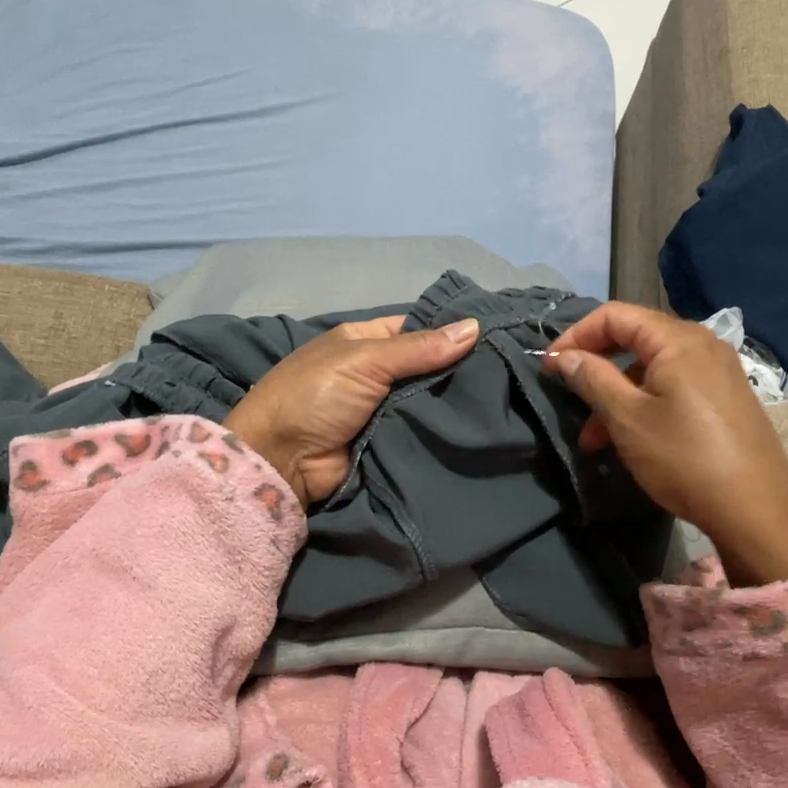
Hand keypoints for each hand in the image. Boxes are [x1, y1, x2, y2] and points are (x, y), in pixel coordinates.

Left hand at [225, 315, 480, 505]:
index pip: (417, 329)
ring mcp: (382, 410)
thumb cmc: (315, 395)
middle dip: (458, 372)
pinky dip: (441, 432)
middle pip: (426, 368)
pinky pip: (421, 433)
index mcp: (364, 341)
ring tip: (501, 401)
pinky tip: (478, 429)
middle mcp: (375, 373)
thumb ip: (419, 348)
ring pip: (428, 403)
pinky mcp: (388, 444)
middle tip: (507, 373)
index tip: (495, 336)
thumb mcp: (365, 360)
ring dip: (453, 406)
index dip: (451, 332)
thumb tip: (475, 327)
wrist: (281, 461)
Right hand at [545, 302, 787, 585]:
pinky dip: (645, 405)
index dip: (576, 335)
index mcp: (678, 339)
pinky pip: (675, 388)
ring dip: (617, 397)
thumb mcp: (627, 419)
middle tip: (570, 404)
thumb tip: (565, 355)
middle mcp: (704, 344)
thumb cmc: (684, 458)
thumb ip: (592, 379)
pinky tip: (632, 441)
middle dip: (596, 371)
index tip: (550, 367)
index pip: (615, 315)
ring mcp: (720, 372)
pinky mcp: (728, 399)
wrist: (755, 511)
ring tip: (595, 442)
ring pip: (653, 371)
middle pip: (635, 340)